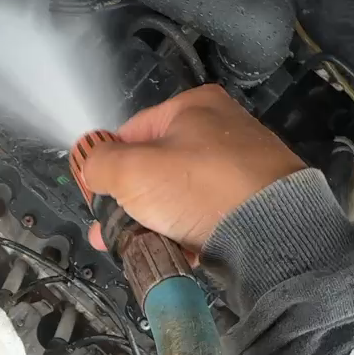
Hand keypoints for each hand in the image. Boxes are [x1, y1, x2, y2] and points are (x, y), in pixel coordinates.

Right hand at [82, 84, 304, 253]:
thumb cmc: (200, 189)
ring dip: (150, 221)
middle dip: (127, 202)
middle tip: (109, 230)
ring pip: (174, 195)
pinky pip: (199, 214)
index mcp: (192, 106)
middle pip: (153, 167)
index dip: (108, 166)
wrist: (266, 229)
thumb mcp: (132, 171)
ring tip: (136, 244)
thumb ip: (100, 163)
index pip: (131, 132)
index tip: (97, 196)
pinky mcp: (246, 201)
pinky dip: (180, 231)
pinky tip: (170, 248)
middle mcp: (218, 128)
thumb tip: (88, 163)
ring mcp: (235, 166)